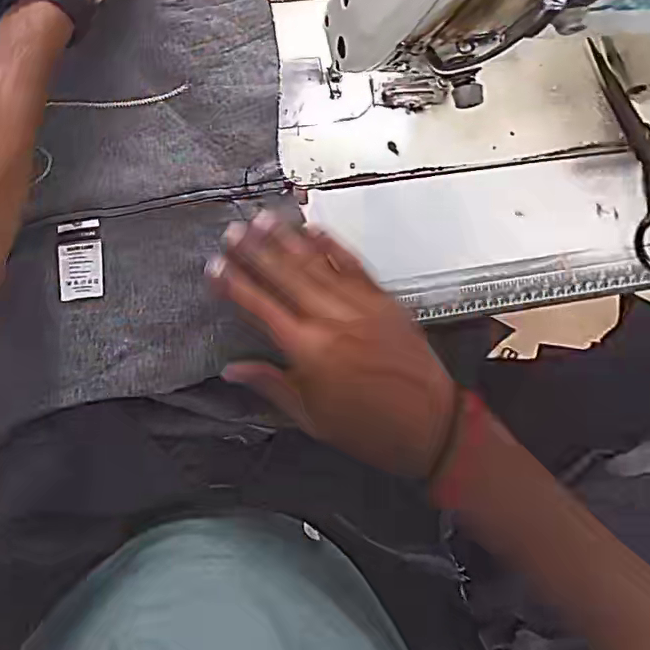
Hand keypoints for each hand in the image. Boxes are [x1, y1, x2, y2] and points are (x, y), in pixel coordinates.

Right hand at [206, 210, 460, 477]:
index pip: (260, 307)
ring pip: (314, 264)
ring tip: (263, 220)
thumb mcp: (312, 418)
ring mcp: (359, 306)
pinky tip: (313, 230)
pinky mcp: (383, 300)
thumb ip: (270, 385)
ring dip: (286, 239)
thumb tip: (235, 370)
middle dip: (254, 251)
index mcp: (309, 351)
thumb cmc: (373, 429)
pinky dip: (331, 245)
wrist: (434, 428)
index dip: (234, 284)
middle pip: (283, 276)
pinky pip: (352, 265)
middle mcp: (331, 320)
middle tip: (233, 232)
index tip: (216, 269)